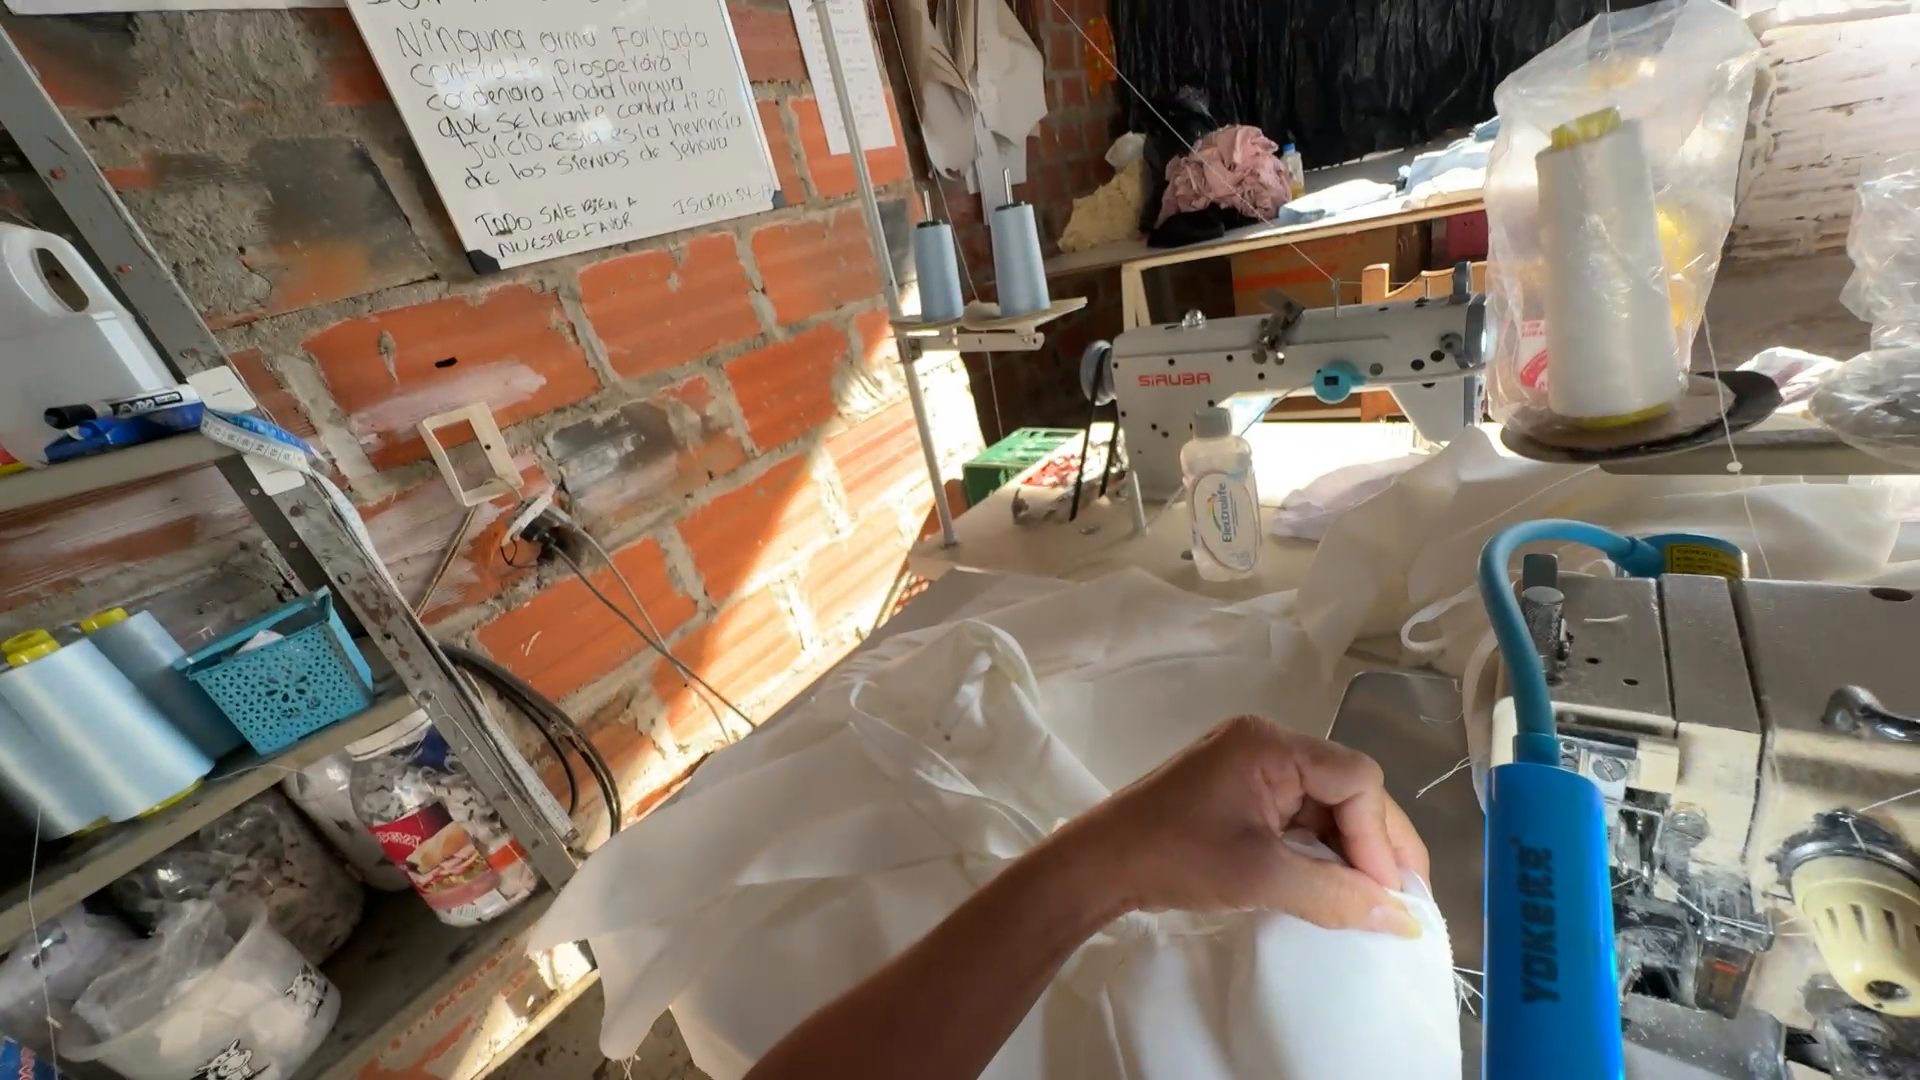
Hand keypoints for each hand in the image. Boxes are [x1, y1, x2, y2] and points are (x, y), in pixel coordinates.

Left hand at [1051, 716, 1430, 936]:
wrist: (1103, 860)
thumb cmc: (1176, 856)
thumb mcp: (1261, 876)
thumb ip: (1337, 895)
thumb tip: (1404, 920)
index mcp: (1269, 744)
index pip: (1355, 777)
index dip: (1379, 835)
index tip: (1383, 893)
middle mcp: (1264, 743)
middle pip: (1345, 785)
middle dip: (1373, 843)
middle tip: (1396, 903)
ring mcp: (1249, 764)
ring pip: (1325, 802)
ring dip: (1349, 849)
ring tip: (1369, 900)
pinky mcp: (1238, 788)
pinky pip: (1297, 812)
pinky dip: (1317, 848)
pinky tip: (1331, 883)